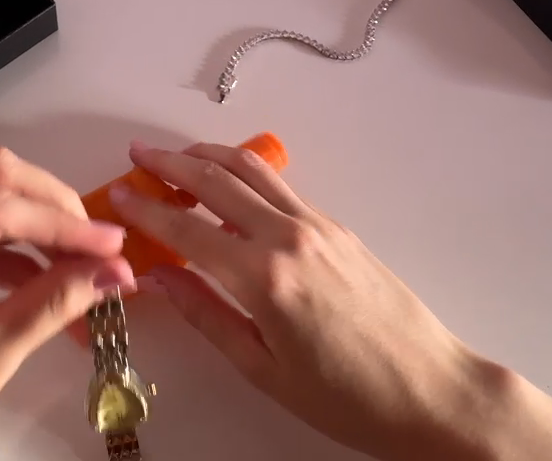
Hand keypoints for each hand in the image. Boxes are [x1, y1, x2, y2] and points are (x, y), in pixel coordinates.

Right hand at [114, 142, 551, 460]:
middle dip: (169, 163)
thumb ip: (206, 314)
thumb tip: (158, 278)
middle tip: (137, 154)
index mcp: (263, 277)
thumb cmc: (346, 398)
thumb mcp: (264, 369)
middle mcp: (286, 235)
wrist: (434, 391)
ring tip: (174, 154)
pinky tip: (226, 180)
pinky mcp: (333, 223)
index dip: (146, 210)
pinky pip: (276, 183)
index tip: (116, 195)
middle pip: (214, 180)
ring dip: (205, 154)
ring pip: (248, 167)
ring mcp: (314, 222)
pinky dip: (240, 169)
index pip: (186, 230)